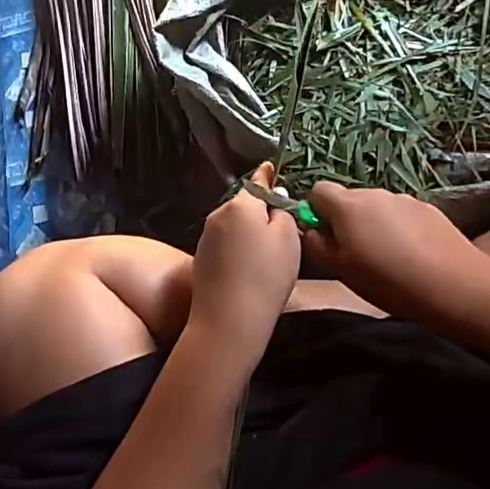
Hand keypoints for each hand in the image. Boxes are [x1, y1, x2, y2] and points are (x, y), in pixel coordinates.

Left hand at [187, 163, 300, 356]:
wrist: (228, 320)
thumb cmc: (266, 277)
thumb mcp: (288, 240)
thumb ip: (283, 213)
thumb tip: (275, 200)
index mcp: (241, 205)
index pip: (257, 182)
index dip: (268, 175)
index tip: (273, 168)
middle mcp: (218, 214)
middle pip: (245, 204)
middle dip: (261, 210)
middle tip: (282, 225)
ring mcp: (206, 236)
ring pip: (234, 224)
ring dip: (249, 230)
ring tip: (268, 251)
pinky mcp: (201, 256)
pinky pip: (225, 242)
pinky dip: (238, 246)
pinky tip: (249, 266)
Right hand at [302, 170, 489, 327]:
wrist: (456, 285)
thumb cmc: (388, 280)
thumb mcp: (340, 269)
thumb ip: (317, 244)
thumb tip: (311, 230)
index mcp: (347, 205)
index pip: (318, 190)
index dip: (316, 211)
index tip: (326, 237)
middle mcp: (375, 193)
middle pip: (348, 199)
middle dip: (346, 221)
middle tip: (355, 255)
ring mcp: (404, 199)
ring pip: (375, 207)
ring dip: (373, 225)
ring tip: (387, 259)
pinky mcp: (429, 209)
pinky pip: (400, 215)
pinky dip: (398, 230)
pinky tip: (411, 256)